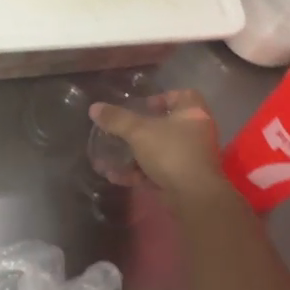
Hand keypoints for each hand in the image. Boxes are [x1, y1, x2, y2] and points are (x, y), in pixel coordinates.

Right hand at [89, 90, 239, 214]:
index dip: (161, 98)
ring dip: (134, 155)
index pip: (181, 95)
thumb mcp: (138, 132)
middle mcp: (195, 132)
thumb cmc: (169, 152)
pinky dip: (138, 173)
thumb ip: (116, 119)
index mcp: (191, 112)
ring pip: (158, 151)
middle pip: (166, 125)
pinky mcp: (183, 178)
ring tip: (109, 159)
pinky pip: (157, 170)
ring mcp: (190, 156)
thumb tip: (94, 107)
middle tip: (121, 133)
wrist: (192, 194)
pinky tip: (115, 177)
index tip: (142, 107)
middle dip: (141, 131)